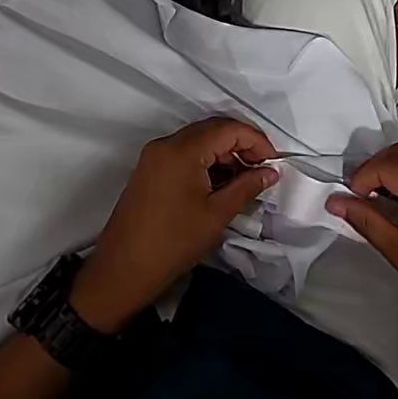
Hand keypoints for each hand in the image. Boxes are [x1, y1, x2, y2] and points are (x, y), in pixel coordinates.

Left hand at [70, 117, 278, 332]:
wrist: (123, 270)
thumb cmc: (173, 242)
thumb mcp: (217, 214)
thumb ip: (247, 186)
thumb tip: (270, 172)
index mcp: (182, 150)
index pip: (228, 128)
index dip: (257, 141)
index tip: (274, 163)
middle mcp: (166, 144)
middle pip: (213, 130)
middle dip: (242, 145)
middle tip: (263, 170)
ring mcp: (154, 156)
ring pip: (199, 141)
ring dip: (224, 154)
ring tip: (245, 181)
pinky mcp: (150, 169)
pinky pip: (184, 154)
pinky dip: (206, 162)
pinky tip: (221, 185)